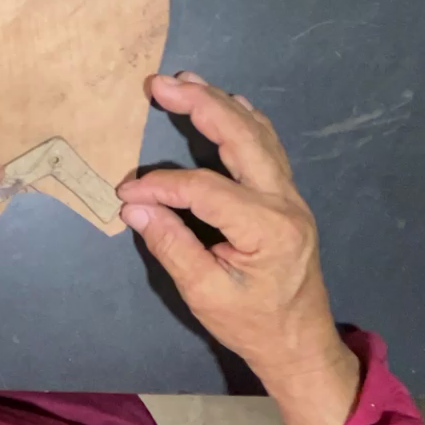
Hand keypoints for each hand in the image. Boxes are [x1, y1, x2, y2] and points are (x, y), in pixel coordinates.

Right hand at [118, 73, 359, 424]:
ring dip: (221, 105)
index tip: (125, 194)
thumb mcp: (205, 294)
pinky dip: (244, 122)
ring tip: (188, 82)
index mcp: (267, 227)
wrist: (300, 342)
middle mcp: (285, 202)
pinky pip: (267, 147)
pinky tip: (229, 105)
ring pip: (258, 135)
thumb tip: (135, 209)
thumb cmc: (253, 324)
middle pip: (241, 138)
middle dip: (199, 105)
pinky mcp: (286, 199)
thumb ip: (172, 247)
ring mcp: (290, 197)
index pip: (204, 189)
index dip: (160, 186)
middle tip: (160, 83)